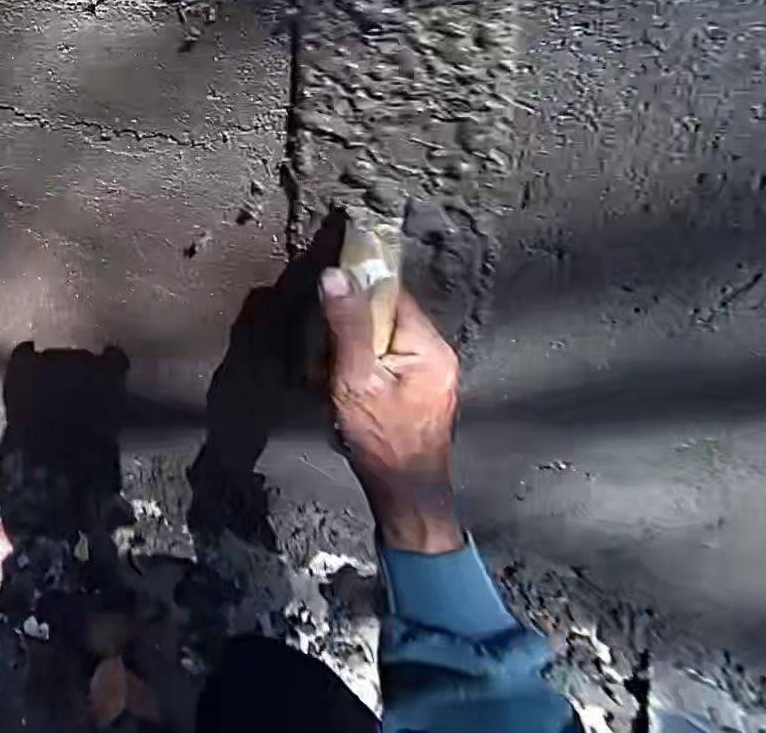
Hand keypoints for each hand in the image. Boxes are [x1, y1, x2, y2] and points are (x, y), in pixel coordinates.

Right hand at [319, 268, 464, 553]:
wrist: (403, 490)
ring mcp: (431, 371)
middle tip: (330, 357)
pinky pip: (385, 357)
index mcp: (429, 346)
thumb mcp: (355, 378)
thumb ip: (346, 326)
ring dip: (352, 349)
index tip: (328, 308)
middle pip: (384, 315)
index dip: (356, 295)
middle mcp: (437, 353)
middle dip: (350, 329)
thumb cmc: (379, 437)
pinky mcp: (419, 386)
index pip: (390, 294)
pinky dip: (362, 365)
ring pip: (381, 337)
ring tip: (337, 376)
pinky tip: (349, 386)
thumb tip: (335, 275)